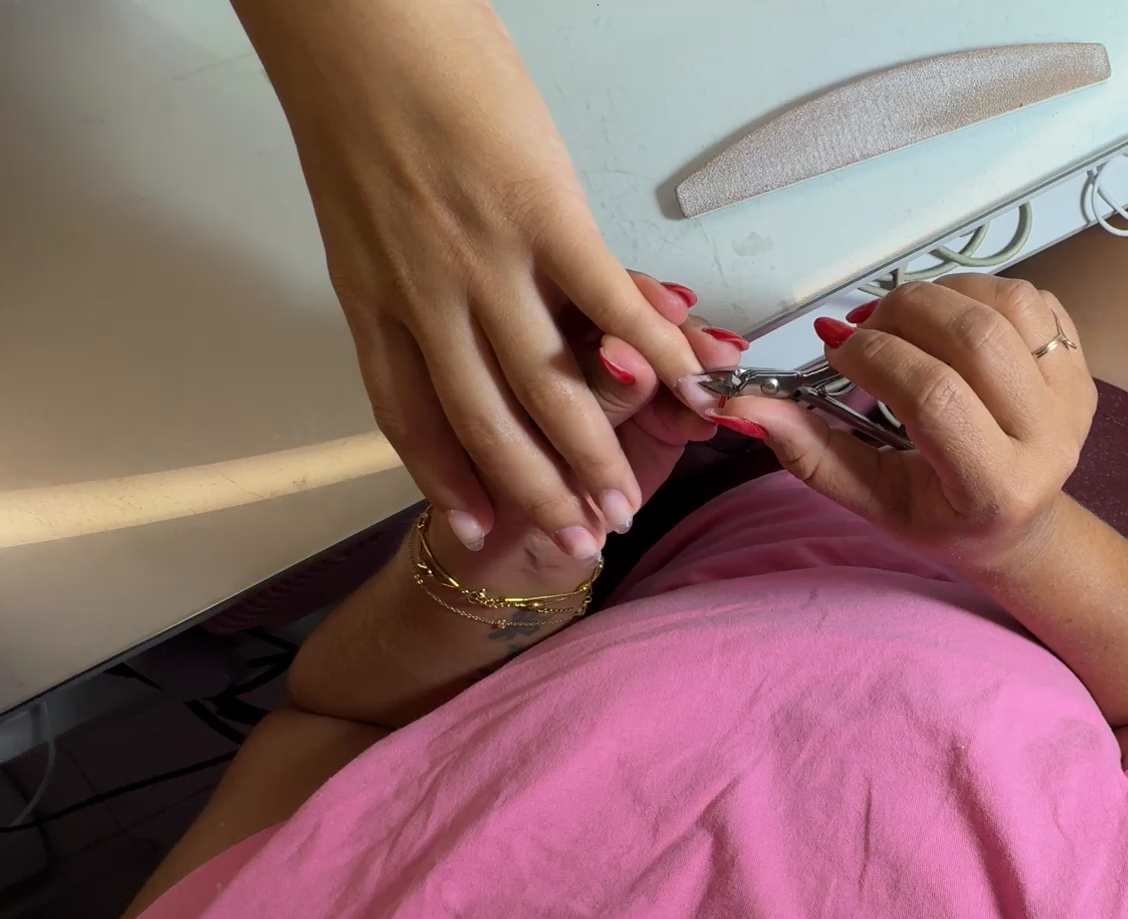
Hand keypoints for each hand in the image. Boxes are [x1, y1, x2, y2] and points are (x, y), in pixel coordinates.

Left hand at [233, 0, 729, 556]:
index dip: (445, 480)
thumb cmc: (357, 88)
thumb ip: (421, 282)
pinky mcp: (543, 213)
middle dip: (535, 494)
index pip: (410, 413)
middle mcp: (424, 293)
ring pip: (545, 384)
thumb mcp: (366, 209)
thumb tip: (486, 331)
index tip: (476, 531)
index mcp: (374, 293)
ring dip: (591, 454)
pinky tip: (692, 393)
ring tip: (624, 506)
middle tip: (578, 544)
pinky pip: (609, 304)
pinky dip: (657, 356)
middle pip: (484, 420)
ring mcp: (485, 257)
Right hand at [720, 276, 1096, 575]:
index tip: (838, 354)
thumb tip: (745, 407)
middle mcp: (1049, 440)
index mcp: (996, 488)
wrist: (1021, 523)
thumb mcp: (875, 503)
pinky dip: (978, 291)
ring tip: (903, 322)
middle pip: (975, 336)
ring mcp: (1072, 399)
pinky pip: (1031, 298)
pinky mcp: (1081, 368)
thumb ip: (813, 455)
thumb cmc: (947, 521)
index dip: (875, 358)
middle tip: (866, 330)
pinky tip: (949, 322)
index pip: (936, 396)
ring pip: (1007, 303)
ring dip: (940, 294)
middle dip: (902, 313)